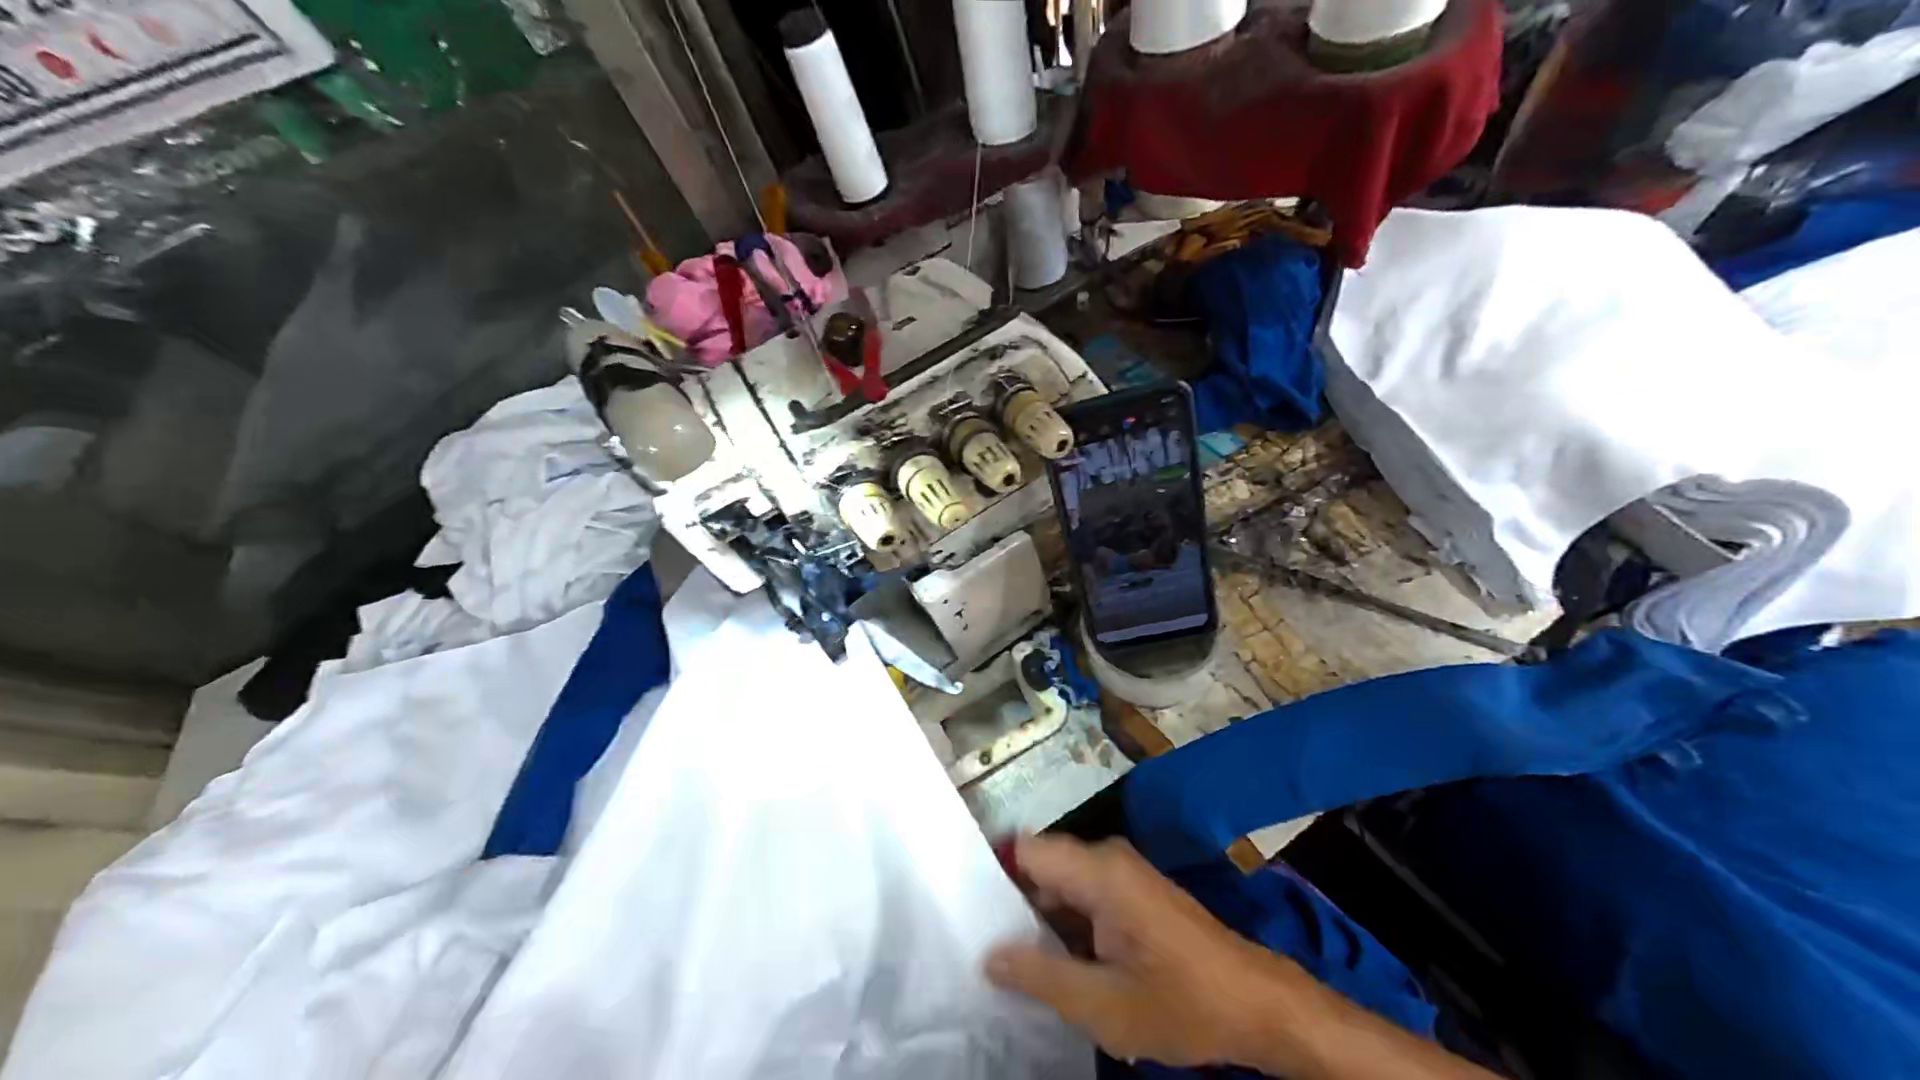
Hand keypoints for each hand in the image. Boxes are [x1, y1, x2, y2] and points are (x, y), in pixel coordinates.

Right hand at [985, 835, 1324, 1070]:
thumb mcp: (1102, 1004)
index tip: (964, 908)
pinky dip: (1065, 927)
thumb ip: (1039, 975)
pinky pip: (1083, 899)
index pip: (1024, 850)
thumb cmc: (1182, 1002)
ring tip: (1009, 962)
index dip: (992, 874)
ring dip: (1039, 921)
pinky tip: (1054, 966)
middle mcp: (1107, 859)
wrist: (1260, 1007)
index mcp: (1097, 870)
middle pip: (1040, 868)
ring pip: (1060, 887)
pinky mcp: (1133, 895)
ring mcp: (1123, 875)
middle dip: (1013, 905)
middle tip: (981, 947)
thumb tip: (988, 955)